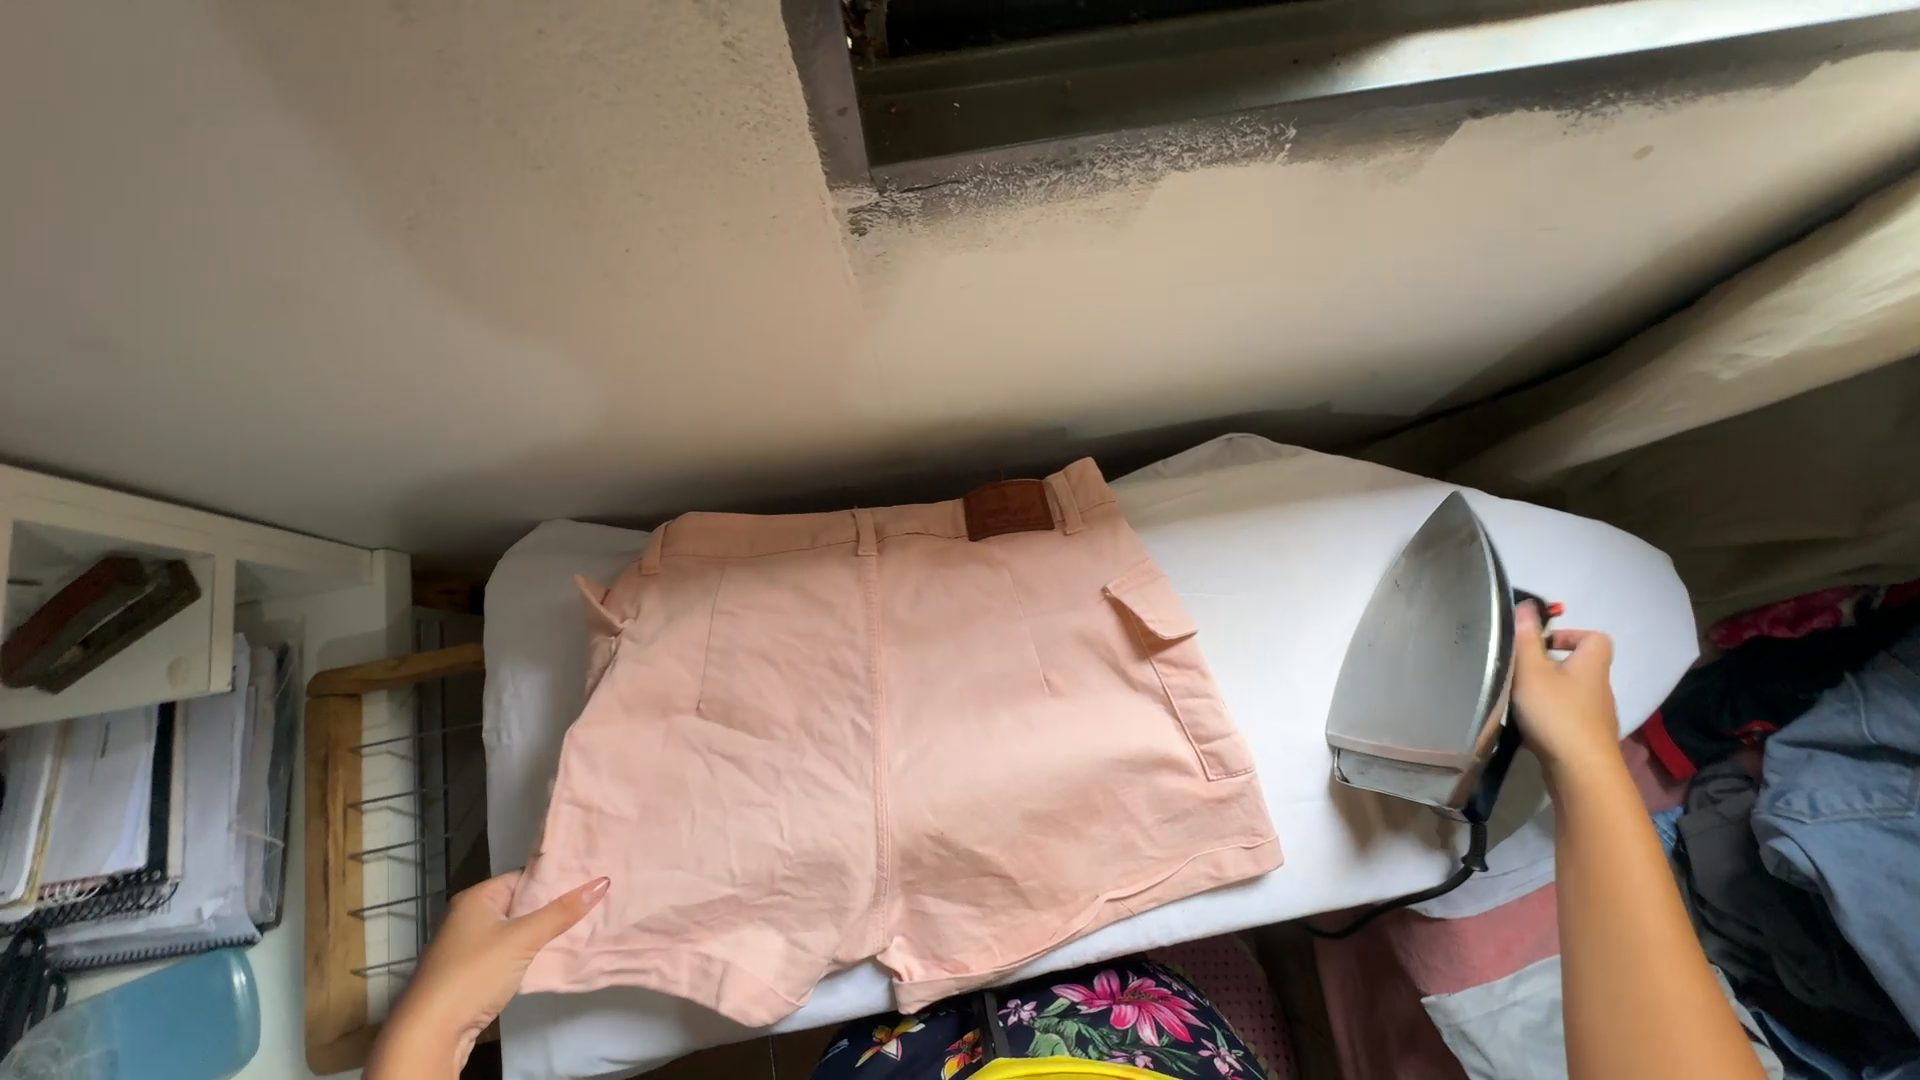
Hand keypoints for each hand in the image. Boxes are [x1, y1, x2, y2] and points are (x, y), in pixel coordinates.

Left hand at [368, 872, 607, 1076]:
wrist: (429, 1035)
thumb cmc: (474, 973)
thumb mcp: (523, 938)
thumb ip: (563, 911)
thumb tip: (603, 881)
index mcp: (476, 898)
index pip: (524, 876)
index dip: (555, 878)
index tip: (590, 877)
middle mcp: (469, 917)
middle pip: (522, 903)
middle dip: (554, 905)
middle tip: (594, 899)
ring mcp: (469, 947)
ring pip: (517, 929)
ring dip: (544, 931)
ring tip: (584, 922)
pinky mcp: (472, 973)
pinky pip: (510, 951)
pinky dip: (531, 951)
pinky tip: (556, 951)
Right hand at [1511, 603, 1619, 776]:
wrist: (1581, 768)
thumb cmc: (1556, 712)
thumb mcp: (1531, 670)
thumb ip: (1526, 638)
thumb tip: (1526, 605)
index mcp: (1591, 665)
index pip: (1596, 638)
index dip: (1570, 635)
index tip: (1541, 644)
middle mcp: (1599, 686)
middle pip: (1579, 665)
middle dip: (1549, 664)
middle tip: (1520, 671)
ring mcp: (1595, 713)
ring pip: (1571, 690)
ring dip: (1547, 689)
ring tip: (1518, 697)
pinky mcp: (1586, 735)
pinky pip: (1567, 714)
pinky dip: (1549, 713)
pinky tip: (1528, 723)